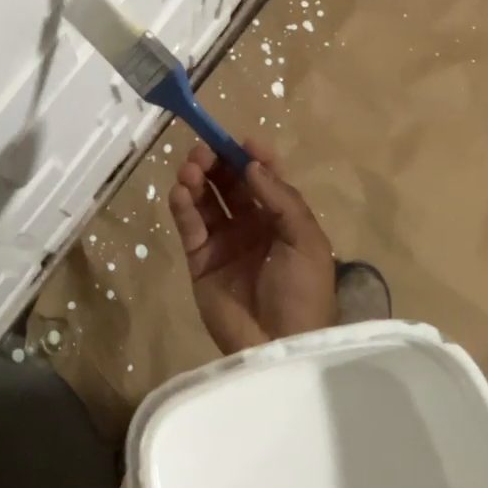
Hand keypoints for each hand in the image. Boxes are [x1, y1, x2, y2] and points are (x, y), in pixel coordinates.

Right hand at [167, 139, 336, 354]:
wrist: (279, 346)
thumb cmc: (302, 291)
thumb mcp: (306, 240)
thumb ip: (280, 199)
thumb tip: (252, 164)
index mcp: (282, 221)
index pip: (265, 180)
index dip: (253, 159)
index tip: (241, 141)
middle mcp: (252, 226)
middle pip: (230, 185)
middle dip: (218, 164)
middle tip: (204, 151)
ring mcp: (224, 242)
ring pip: (206, 200)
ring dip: (197, 179)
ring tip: (190, 167)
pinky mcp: (200, 260)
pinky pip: (190, 225)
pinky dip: (183, 205)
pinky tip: (181, 191)